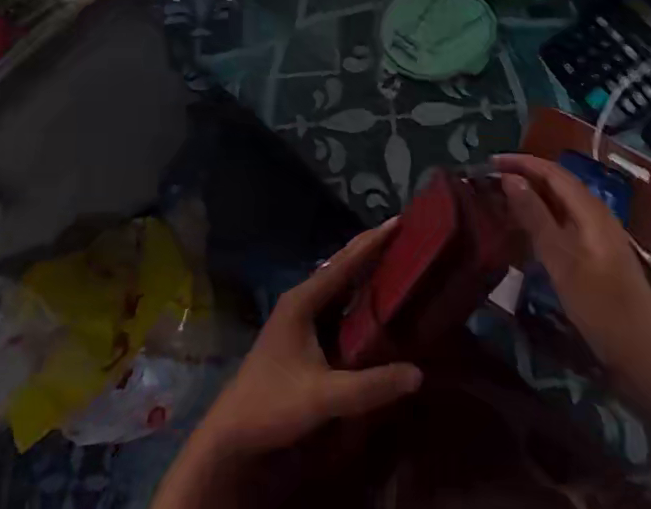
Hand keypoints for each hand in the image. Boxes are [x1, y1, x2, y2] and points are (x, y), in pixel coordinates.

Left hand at [194, 220, 423, 456]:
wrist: (233, 429)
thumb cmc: (273, 405)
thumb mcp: (324, 397)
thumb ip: (370, 387)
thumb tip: (418, 374)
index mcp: (302, 302)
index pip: (344, 264)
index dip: (372, 243)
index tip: (398, 221)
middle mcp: (300, 300)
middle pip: (340, 268)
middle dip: (370, 250)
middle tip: (404, 235)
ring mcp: (299, 316)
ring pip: (338, 286)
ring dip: (363, 272)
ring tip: (396, 260)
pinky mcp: (301, 334)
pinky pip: (335, 305)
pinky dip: (355, 296)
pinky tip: (374, 303)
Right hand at [495, 153, 650, 363]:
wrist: (640, 352)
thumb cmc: (598, 304)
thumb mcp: (559, 259)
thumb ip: (535, 216)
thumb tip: (511, 178)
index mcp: (591, 210)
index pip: (553, 172)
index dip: (521, 162)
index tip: (489, 162)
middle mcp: (598, 214)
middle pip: (559, 183)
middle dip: (526, 175)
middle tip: (491, 178)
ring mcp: (601, 234)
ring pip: (563, 201)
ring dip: (534, 193)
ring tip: (503, 197)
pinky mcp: (598, 252)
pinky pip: (566, 219)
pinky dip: (543, 213)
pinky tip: (527, 226)